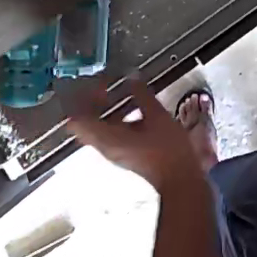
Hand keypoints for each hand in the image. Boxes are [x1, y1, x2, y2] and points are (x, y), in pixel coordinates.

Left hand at [62, 79, 207, 193]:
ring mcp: (112, 151)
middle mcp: (104, 146)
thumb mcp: (157, 116)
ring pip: (96, 127)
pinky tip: (132, 108)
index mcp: (107, 138)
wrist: (179, 178)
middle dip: (92, 102)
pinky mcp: (122, 152)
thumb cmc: (168, 150)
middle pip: (84, 122)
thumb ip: (142, 94)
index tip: (96, 86)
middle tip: (104, 87)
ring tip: (117, 94)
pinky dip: (114, 118)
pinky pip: (108, 133)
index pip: (77, 119)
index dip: (83, 99)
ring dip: (103, 109)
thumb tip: (132, 78)